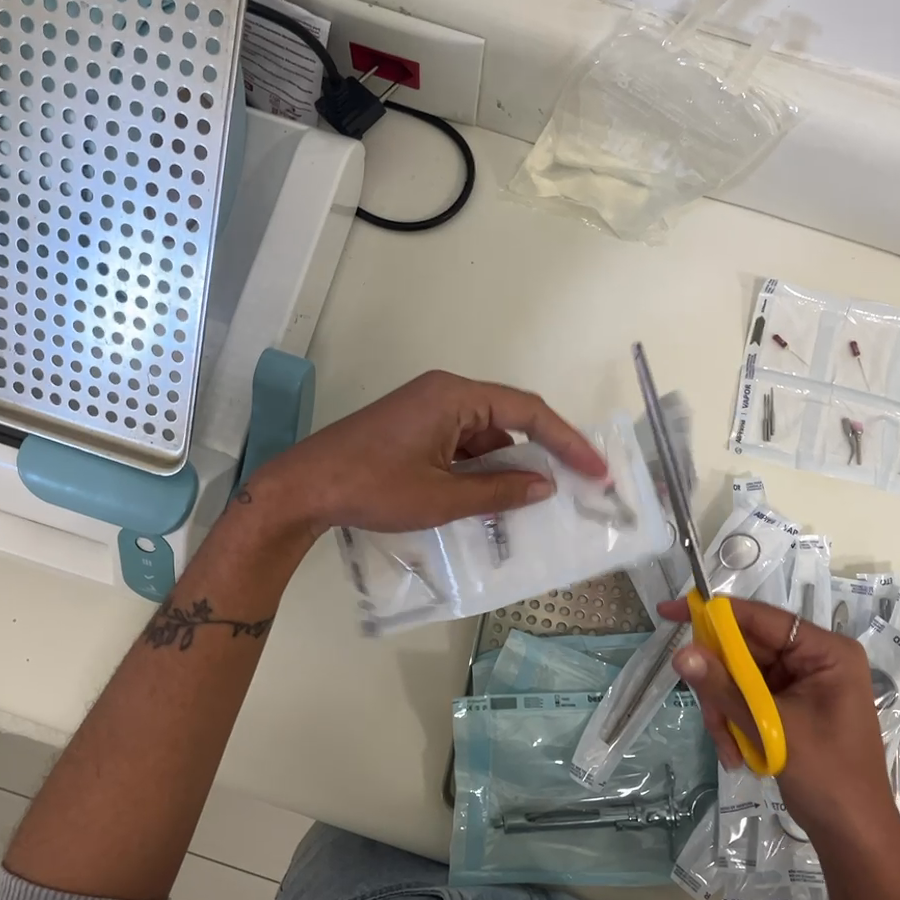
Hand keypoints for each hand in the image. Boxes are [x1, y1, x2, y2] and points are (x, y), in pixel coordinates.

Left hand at [255, 370, 607, 535]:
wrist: (304, 488)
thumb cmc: (373, 488)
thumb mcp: (442, 498)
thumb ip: (498, 491)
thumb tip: (545, 486)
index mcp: (455, 397)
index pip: (528, 412)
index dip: (567, 441)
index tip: (595, 469)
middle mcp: (445, 393)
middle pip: (508, 419)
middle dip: (539, 454)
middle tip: (571, 488)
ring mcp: (426, 409)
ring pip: (484, 435)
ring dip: (504, 467)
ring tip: (526, 506)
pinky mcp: (413, 427)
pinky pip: (460, 444)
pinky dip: (477, 469)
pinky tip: (486, 500)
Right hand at [660, 597, 892, 837]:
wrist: (853, 834)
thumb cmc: (829, 776)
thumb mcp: (773, 728)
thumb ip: (725, 689)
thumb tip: (681, 654)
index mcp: (826, 652)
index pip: (761, 618)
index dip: (714, 613)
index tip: (669, 611)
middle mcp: (813, 659)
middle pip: (744, 649)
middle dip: (719, 683)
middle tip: (707, 711)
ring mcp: (799, 683)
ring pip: (738, 676)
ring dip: (724, 709)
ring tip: (728, 747)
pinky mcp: (787, 705)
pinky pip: (745, 699)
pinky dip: (733, 722)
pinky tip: (736, 754)